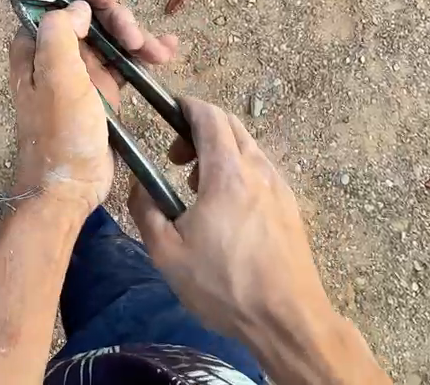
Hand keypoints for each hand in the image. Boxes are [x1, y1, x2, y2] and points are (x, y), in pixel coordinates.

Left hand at [7, 0, 180, 213]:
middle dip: (118, 18)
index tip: (109, 0)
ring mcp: (81, 68)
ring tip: (158, 53)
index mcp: (35, 43)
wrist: (70, 187)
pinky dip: (145, 53)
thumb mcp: (57, 78)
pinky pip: (125, 59)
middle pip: (91, 13)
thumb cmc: (59, 133)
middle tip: (136, 38)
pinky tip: (167, 50)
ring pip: (112, 35)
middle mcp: (56, 50)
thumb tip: (78, 7)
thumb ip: (61, 33)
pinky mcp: (103, 87)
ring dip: (137, 36)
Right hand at [128, 100, 382, 383]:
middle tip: (176, 157)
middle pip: (229, 125)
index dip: (186, 106)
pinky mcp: (291, 207)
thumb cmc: (226, 286)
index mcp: (227, 172)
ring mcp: (279, 187)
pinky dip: (237, 170)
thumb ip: (144, 210)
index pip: (209, 116)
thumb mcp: (168, 253)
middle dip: (199, 128)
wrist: (292, 323)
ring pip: (246, 147)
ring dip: (219, 151)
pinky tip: (226, 208)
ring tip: (197, 187)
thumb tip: (137, 186)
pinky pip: (259, 170)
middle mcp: (257, 169)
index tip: (167, 111)